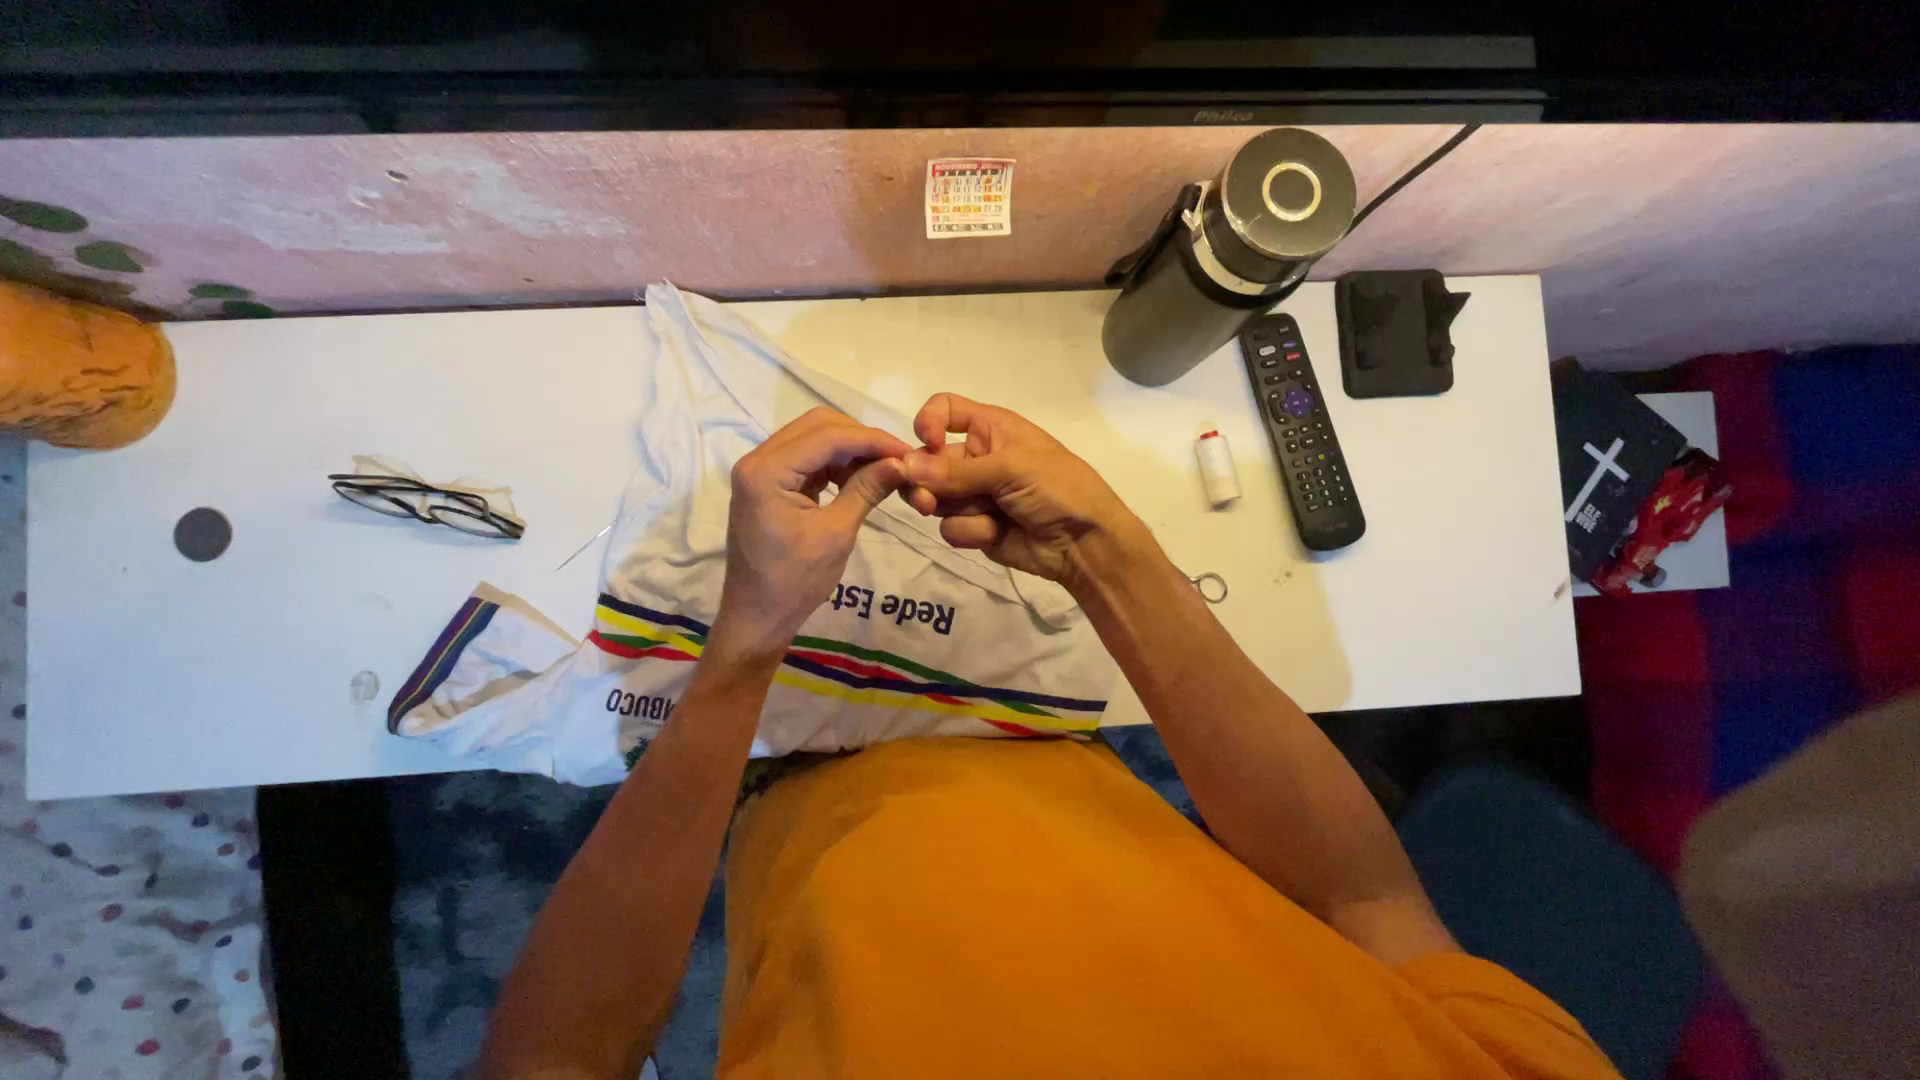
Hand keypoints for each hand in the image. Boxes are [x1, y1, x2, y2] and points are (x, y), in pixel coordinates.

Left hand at [711, 407, 911, 660]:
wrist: (758, 616)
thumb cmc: (794, 583)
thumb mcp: (836, 534)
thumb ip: (867, 490)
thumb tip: (902, 462)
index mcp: (766, 472)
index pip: (827, 436)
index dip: (871, 439)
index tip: (907, 450)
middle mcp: (757, 460)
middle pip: (817, 426)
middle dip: (860, 438)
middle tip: (897, 458)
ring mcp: (760, 470)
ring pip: (813, 438)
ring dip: (849, 449)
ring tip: (883, 469)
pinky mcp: (768, 483)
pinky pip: (806, 458)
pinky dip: (835, 463)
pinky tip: (860, 477)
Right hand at [900, 393, 1143, 588]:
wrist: (1085, 543)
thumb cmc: (1057, 488)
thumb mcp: (1010, 468)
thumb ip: (956, 470)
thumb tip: (904, 466)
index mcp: (990, 429)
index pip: (945, 410)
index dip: (928, 422)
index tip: (925, 443)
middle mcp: (977, 457)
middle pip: (928, 461)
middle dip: (924, 481)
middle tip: (926, 501)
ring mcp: (974, 494)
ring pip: (934, 498)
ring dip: (950, 508)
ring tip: (979, 516)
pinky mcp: (975, 528)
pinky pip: (950, 527)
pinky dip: (970, 532)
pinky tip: (996, 533)